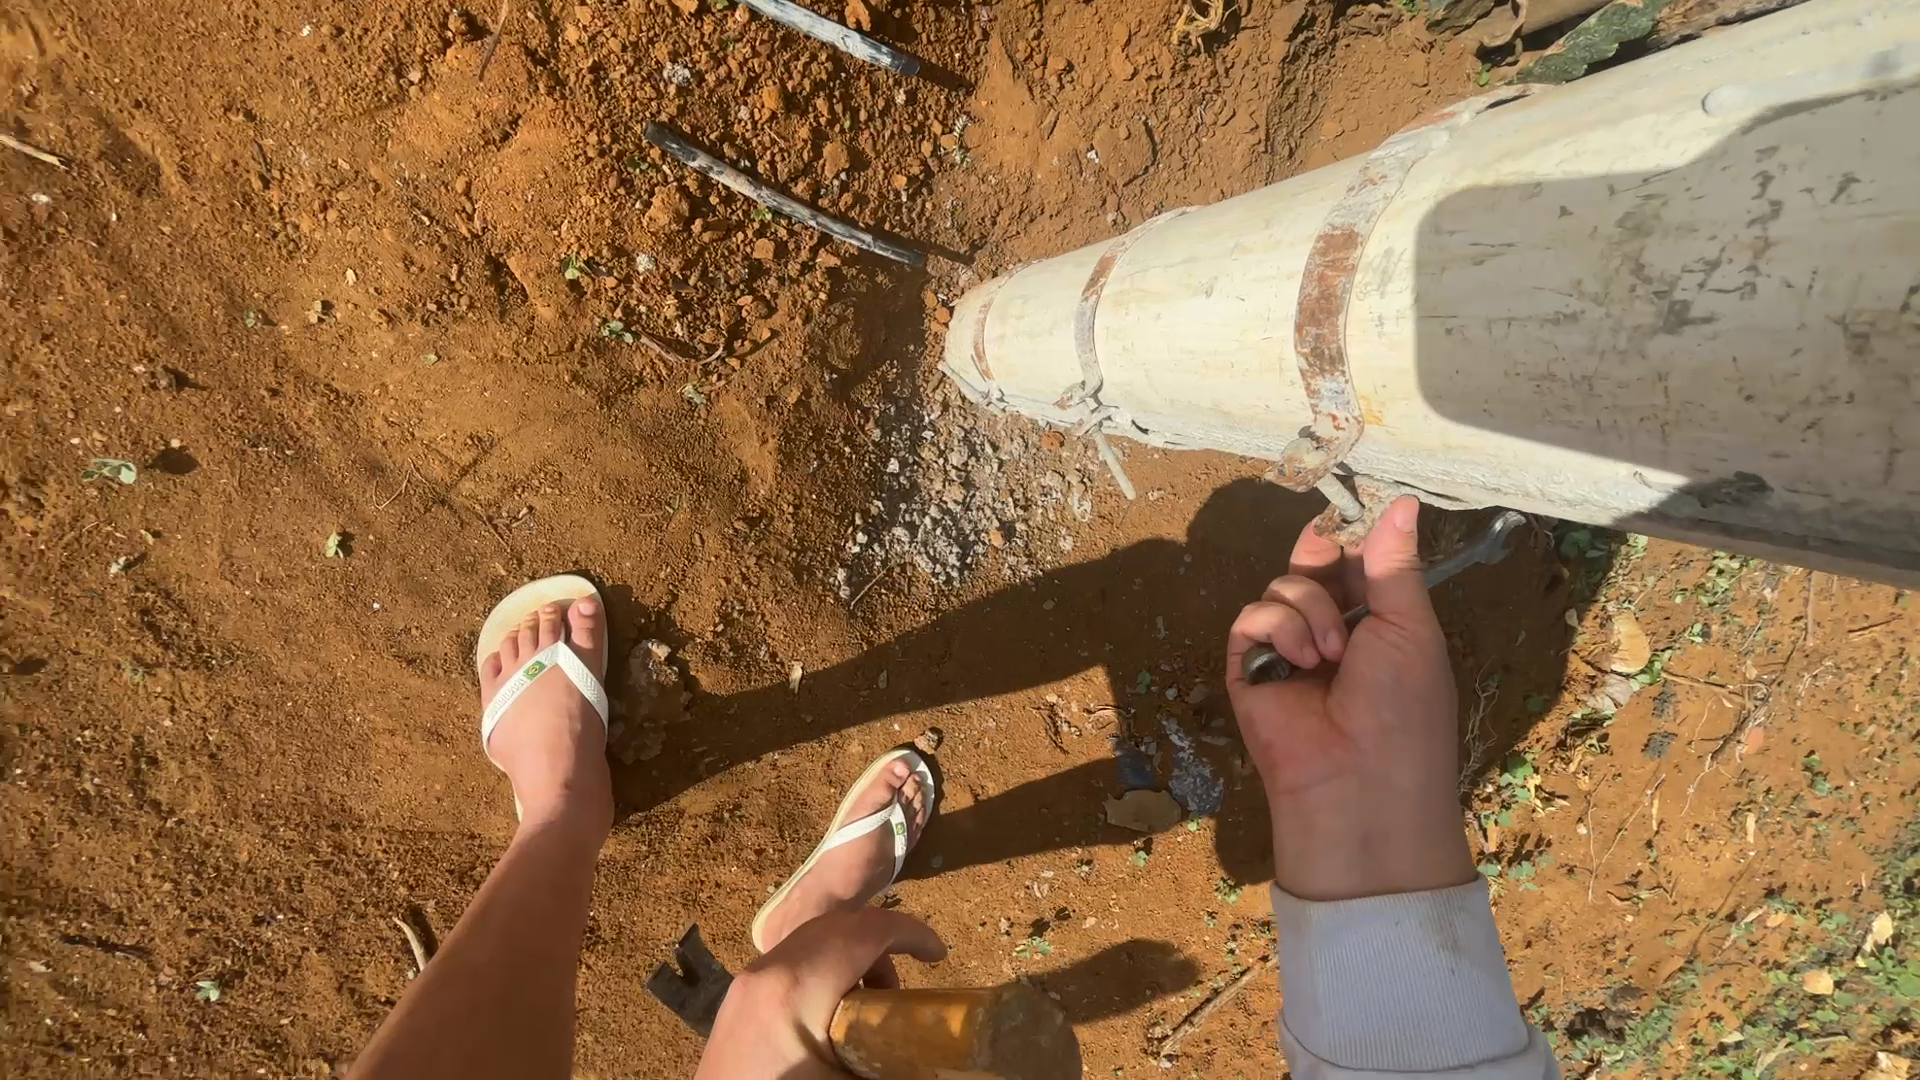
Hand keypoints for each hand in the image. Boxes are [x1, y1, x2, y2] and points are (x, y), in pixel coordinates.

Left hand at [694, 910, 947, 1079]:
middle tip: (904, 994)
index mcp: (800, 986)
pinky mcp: (739, 996)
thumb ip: (891, 1054)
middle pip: (842, 924)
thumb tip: (935, 1058)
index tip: (940, 957)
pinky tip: (835, 1015)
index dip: (912, 934)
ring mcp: (749, 979)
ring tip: (870, 1009)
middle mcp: (770, 967)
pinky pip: (793, 958)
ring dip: (854, 955)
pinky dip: (825, 968)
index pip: (868, 929)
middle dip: (883, 944)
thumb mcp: (847, 1078)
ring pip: (816, 936)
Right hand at [1225, 496, 1474, 900]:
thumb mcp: (1411, 629)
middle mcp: (1327, 627)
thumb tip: (1404, 500)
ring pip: (1279, 586)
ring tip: (1330, 654)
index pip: (1353, 561)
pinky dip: (1275, 628)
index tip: (1349, 508)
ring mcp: (1285, 646)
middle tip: (1334, 564)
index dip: (1349, 536)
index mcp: (1375, 620)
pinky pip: (1249, 618)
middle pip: (1308, 565)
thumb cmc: (1403, 705)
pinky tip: (1299, 659)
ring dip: (1308, 610)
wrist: (1359, 779)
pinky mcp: (1247, 664)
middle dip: (1321, 562)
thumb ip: (1393, 565)